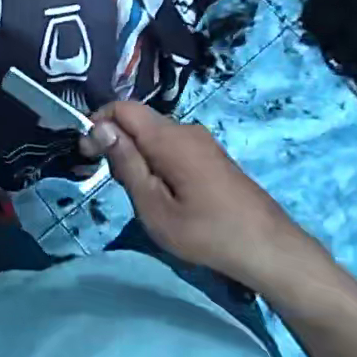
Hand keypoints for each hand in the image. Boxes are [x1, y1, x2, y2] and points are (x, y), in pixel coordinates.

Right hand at [80, 101, 315, 287]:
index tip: (87, 154)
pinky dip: (156, 161)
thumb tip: (100, 127)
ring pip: (154, 135)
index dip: (99, 123)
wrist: (268, 248)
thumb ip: (126, 164)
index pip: (123, 108)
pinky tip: (163, 194)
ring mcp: (202, 142)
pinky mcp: (211, 156)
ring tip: (140, 195)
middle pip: (138, 121)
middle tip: (116, 184)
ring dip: (136, 155)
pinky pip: (172, 146)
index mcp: (170, 137)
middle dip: (116, 142)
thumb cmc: (205, 232)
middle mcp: (186, 129)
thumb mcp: (153, 206)